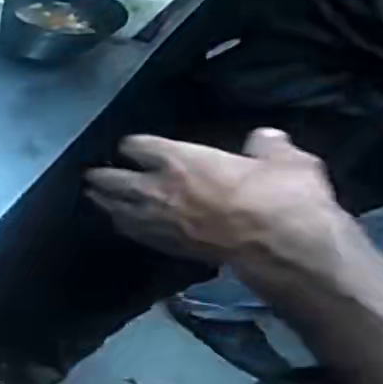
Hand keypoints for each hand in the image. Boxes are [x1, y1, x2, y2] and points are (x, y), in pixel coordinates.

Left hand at [84, 129, 351, 268]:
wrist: (278, 247)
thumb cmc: (285, 199)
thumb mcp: (289, 163)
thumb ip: (268, 147)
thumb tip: (264, 136)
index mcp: (179, 160)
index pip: (136, 145)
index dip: (132, 145)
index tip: (132, 147)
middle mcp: (152, 185)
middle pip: (108, 176)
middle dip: (99, 174)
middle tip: (94, 173)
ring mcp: (148, 214)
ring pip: (107, 203)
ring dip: (100, 197)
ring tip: (94, 194)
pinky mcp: (152, 239)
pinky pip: (123, 226)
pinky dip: (117, 220)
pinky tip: (119, 219)